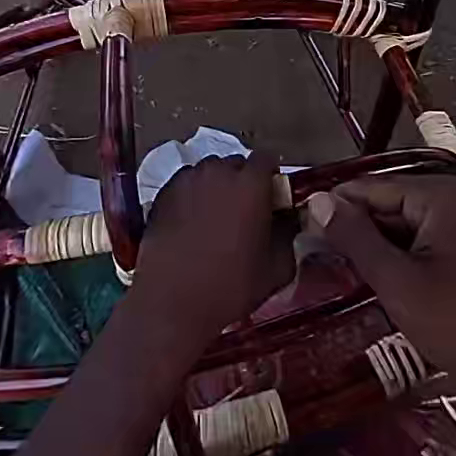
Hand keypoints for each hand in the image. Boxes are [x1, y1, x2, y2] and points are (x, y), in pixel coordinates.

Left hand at [133, 152, 293, 337]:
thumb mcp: (276, 268)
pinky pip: (187, 182)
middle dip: (243, 181)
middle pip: (236, 164)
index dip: (270, 175)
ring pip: (210, 172)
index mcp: (250, 184)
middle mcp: (218, 171)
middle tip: (244, 211)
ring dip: (217, 186)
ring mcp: (188, 177)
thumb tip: (290, 219)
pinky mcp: (165, 190)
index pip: (266, 158)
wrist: (172, 297)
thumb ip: (289, 235)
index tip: (271, 195)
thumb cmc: (230, 285)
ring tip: (216, 217)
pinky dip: (193, 193)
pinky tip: (191, 221)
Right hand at [307, 176, 455, 455]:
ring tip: (336, 269)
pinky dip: (395, 259)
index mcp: (439, 195)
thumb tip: (316, 200)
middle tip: (316, 255)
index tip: (302, 226)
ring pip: (399, 226)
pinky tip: (372, 280)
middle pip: (385, 205)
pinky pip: (417, 242)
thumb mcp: (397, 280)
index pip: (370, 188)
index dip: (335, 207)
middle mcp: (452, 200)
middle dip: (354, 229)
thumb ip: (354, 237)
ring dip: (373, 247)